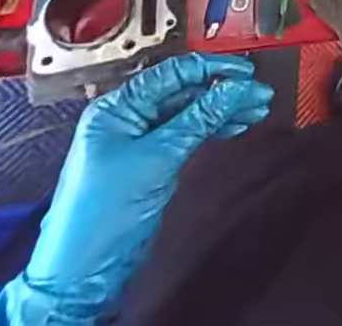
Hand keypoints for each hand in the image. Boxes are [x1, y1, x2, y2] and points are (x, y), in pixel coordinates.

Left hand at [0, 54, 272, 325]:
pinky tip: (238, 126)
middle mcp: (130, 118)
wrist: (82, 274)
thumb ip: (201, 117)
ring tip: (256, 111)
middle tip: (259, 95)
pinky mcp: (156, 159)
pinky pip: (193, 131)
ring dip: (227, 110)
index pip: (174, 72)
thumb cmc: (100, 214)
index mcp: (118, 108)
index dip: (213, 68)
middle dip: (226, 91)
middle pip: (188, 91)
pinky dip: (217, 127)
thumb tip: (238, 86)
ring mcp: (143, 139)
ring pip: (195, 111)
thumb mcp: (158, 157)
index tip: (246, 73)